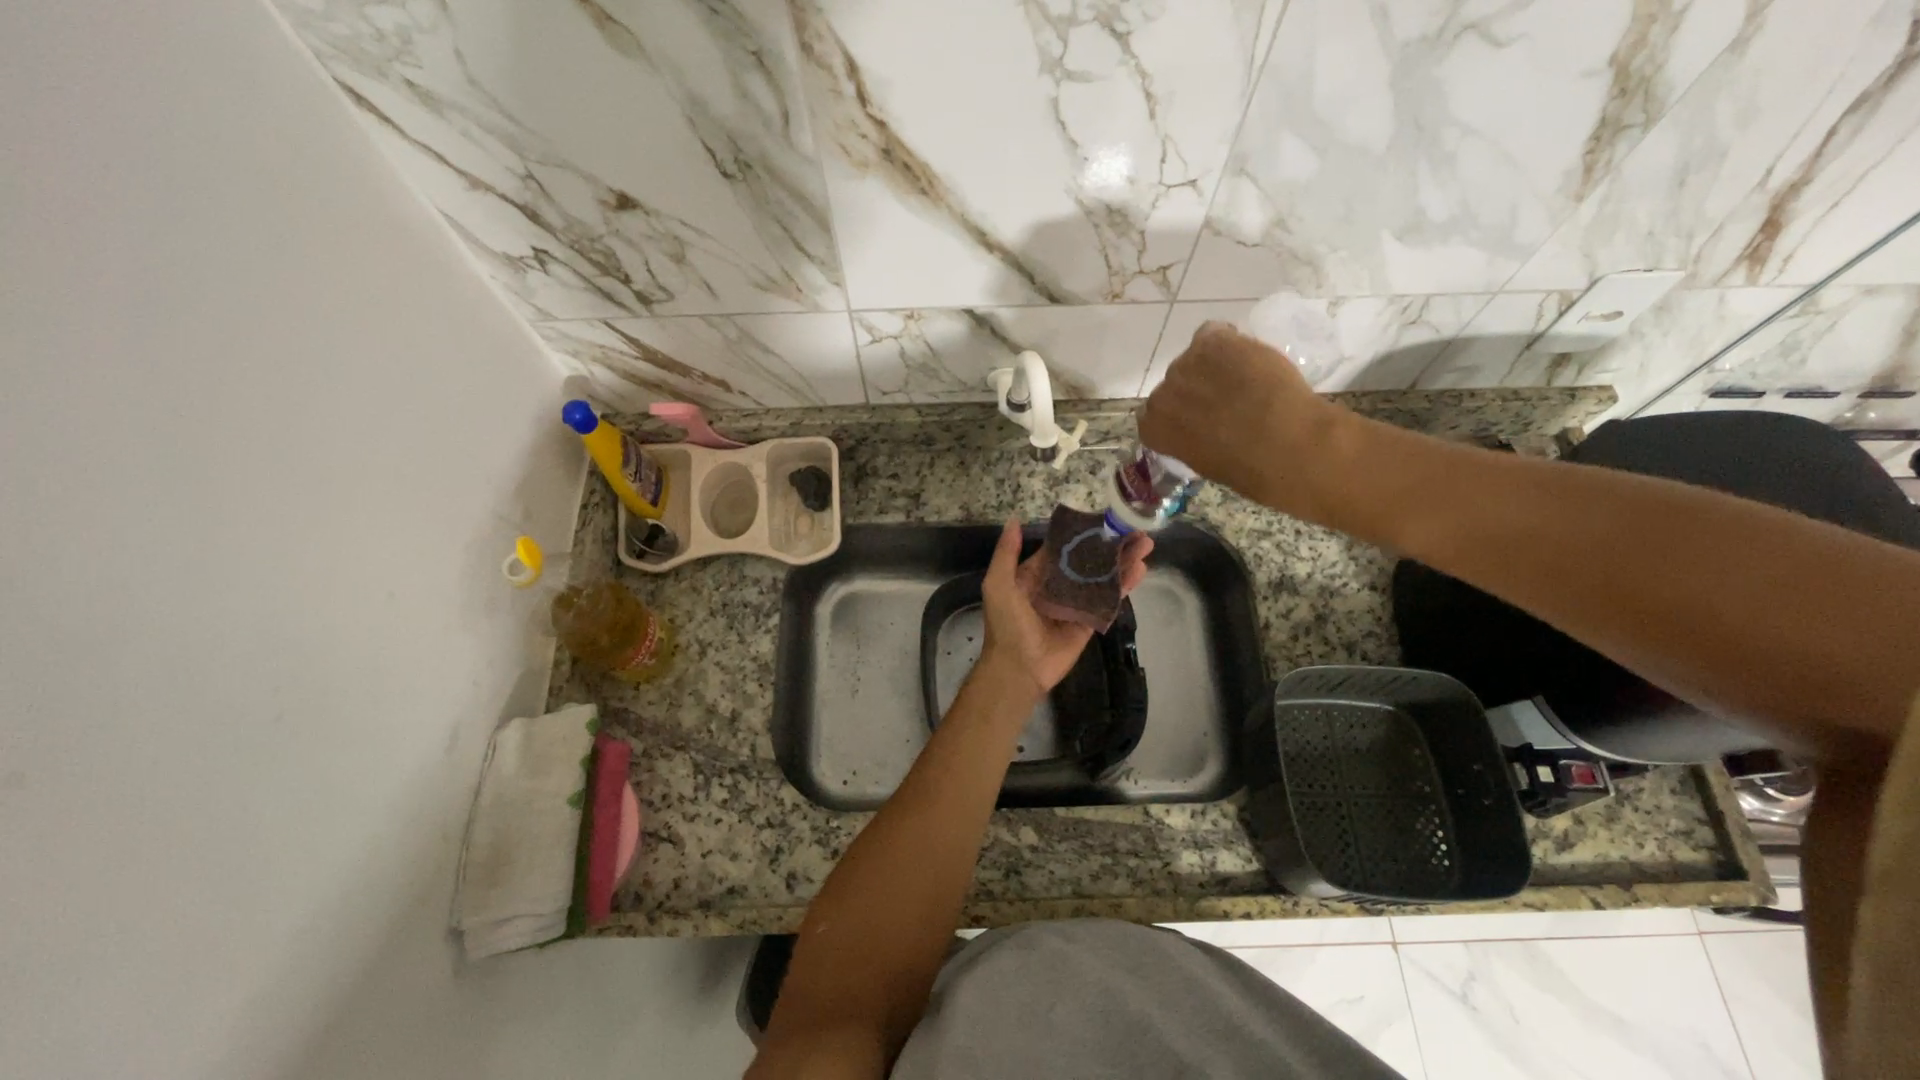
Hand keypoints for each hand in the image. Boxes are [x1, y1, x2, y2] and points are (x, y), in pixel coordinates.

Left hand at [975, 518, 1151, 700]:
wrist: (1019, 668)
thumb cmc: (1006, 624)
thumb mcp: (998, 584)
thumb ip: (1007, 553)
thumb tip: (1014, 520)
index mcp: (1036, 574)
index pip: (1062, 548)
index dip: (1082, 534)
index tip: (1104, 518)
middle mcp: (1058, 586)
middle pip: (1088, 561)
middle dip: (1110, 546)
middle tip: (1135, 529)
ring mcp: (1076, 604)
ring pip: (1102, 578)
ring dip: (1122, 562)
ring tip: (1145, 545)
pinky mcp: (1089, 621)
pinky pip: (1108, 601)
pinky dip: (1123, 586)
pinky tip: (1140, 570)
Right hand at [1139, 320, 1350, 515]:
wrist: (1282, 443)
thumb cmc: (1248, 468)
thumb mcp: (1206, 462)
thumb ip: (1191, 439)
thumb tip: (1204, 430)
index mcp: (1155, 427)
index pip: (1154, 413)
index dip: (1178, 412)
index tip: (1198, 418)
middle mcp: (1163, 393)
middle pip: (1176, 382)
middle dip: (1197, 389)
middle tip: (1228, 400)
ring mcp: (1186, 365)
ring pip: (1196, 357)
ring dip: (1214, 366)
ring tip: (1245, 379)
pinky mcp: (1212, 343)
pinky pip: (1213, 333)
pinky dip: (1229, 342)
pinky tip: (1249, 358)